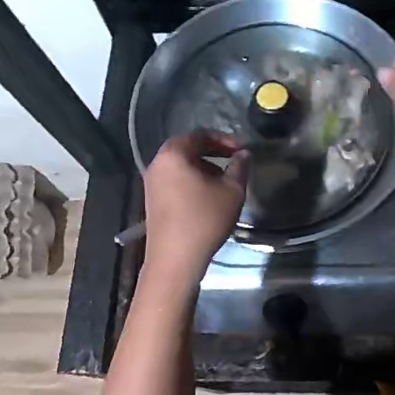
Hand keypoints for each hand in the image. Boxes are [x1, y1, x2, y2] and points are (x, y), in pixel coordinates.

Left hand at [141, 130, 247, 284]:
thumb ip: (240, 167)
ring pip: (180, 166)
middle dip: (212, 152)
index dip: (224, 139)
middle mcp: (157, 164)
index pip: (200, 135)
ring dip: (202, 167)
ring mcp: (151, 183)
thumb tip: (243, 155)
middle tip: (233, 160)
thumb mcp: (232, 191)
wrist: (175, 259)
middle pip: (186, 148)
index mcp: (173, 154)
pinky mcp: (151, 201)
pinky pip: (174, 181)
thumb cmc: (204, 220)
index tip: (242, 150)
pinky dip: (191, 181)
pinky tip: (207, 197)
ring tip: (223, 181)